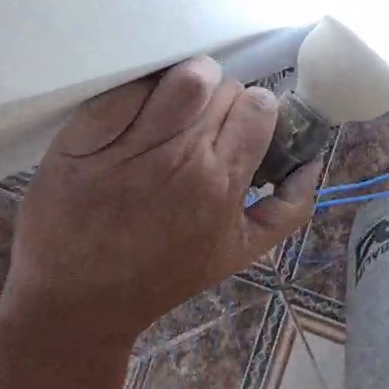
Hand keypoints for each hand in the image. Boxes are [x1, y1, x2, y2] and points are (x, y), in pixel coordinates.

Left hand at [0, 55, 321, 344]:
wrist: (74, 310)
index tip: (237, 125)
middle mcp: (182, 160)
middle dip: (219, 99)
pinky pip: (120, 92)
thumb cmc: (163, 277)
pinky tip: (136, 105)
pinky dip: (134, 88)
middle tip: (201, 122)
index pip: (260, 104)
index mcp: (223, 182)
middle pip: (224, 88)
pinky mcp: (79, 146)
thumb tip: (315, 159)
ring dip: (186, 79)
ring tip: (174, 100)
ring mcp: (129, 151)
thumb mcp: (241, 253)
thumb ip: (291, 207)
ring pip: (183, 78)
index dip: (253, 108)